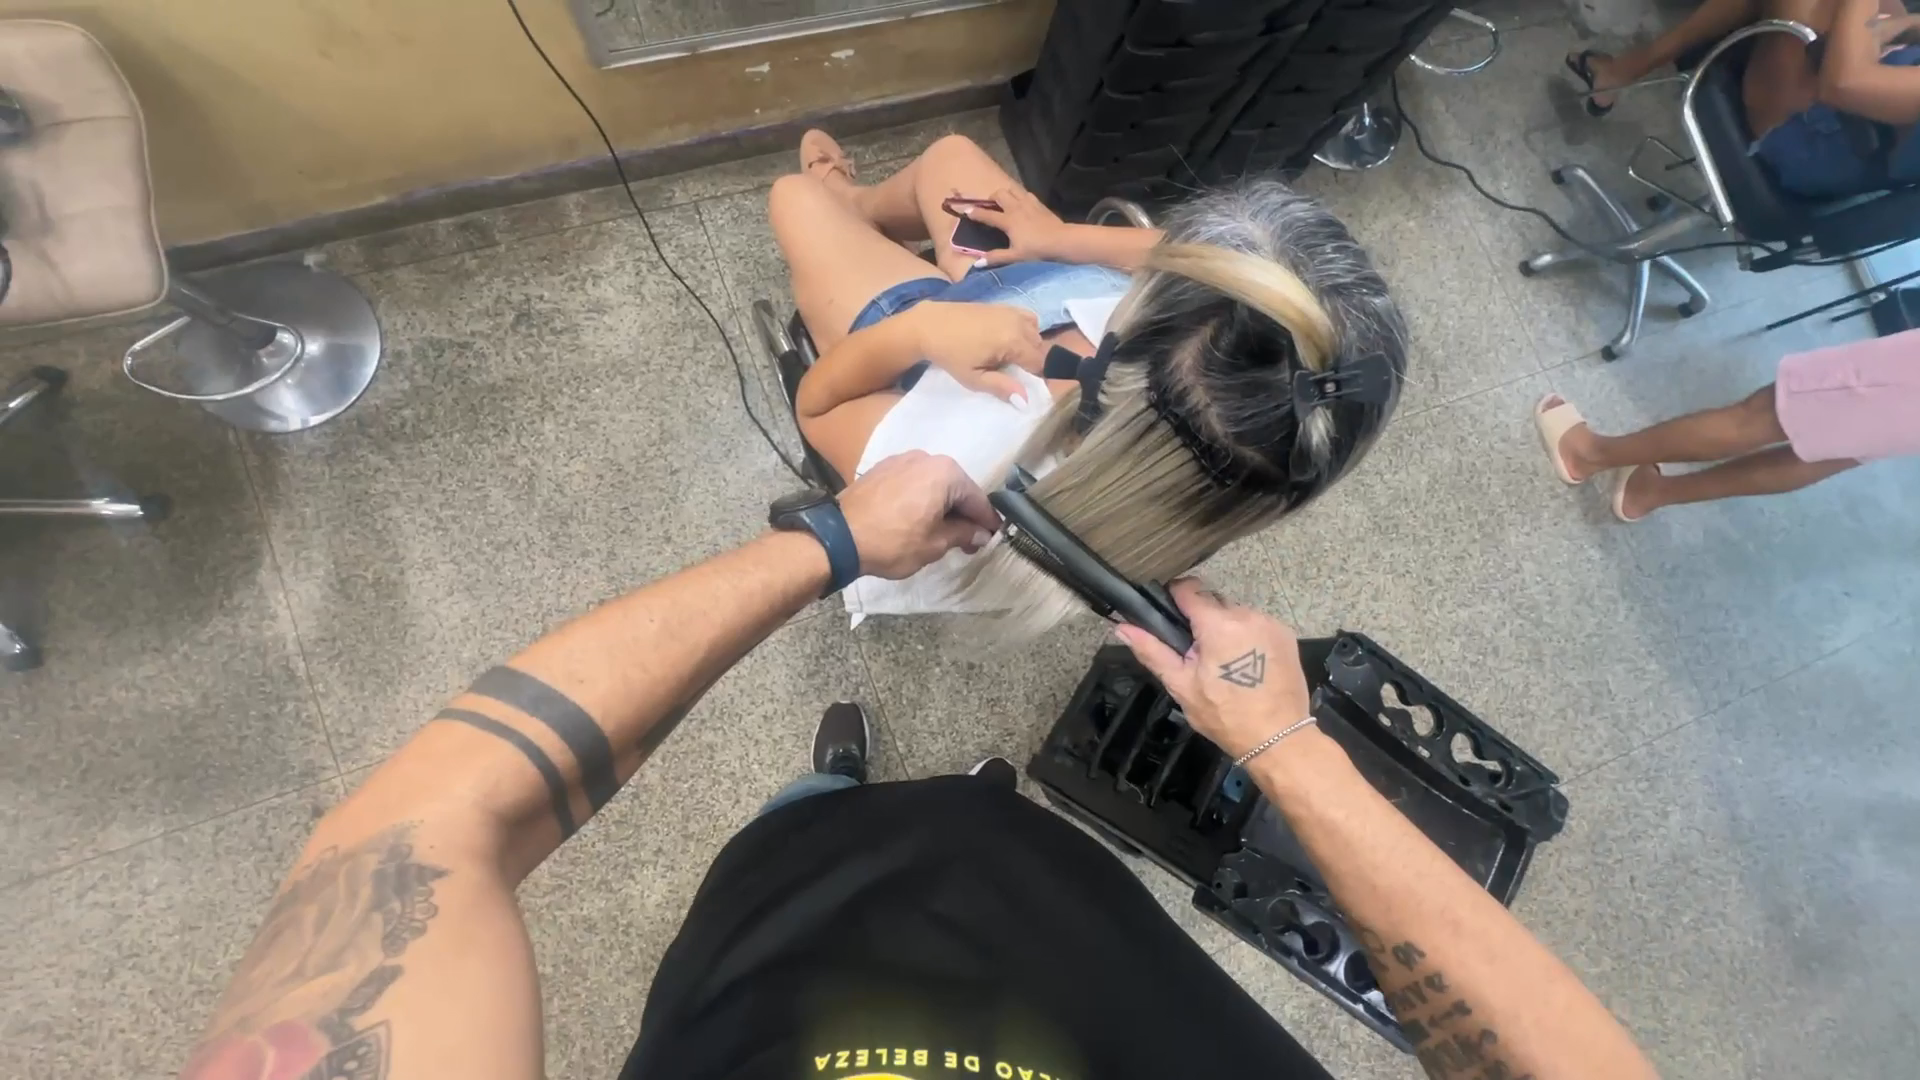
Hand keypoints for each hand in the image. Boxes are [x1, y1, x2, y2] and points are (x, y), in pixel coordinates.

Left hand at [837, 450, 1001, 579]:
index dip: (987, 522)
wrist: (838, 536)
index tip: (993, 537)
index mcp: (945, 473)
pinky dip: (921, 498)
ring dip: (942, 505)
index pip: (977, 499)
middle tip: (968, 541)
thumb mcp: (935, 544)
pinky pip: (913, 482)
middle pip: (956, 488)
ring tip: (942, 532)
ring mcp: (902, 459)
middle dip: (964, 514)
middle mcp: (926, 457)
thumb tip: (980, 533)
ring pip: (934, 484)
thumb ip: (962, 534)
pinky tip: (919, 518)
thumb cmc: (893, 541)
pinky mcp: (883, 468)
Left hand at [907, 301, 1044, 402]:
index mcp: (1012, 341)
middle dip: (1031, 361)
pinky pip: (1027, 317)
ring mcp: (1011, 311)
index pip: (1039, 362)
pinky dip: (1026, 329)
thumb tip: (1025, 401)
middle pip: (1039, 346)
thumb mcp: (974, 378)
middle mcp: (1017, 323)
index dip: (1035, 376)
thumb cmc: (950, 355)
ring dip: (1029, 345)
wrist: (929, 325)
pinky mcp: (1004, 306)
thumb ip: (1001, 387)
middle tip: (1011, 372)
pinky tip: (1009, 338)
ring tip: (1009, 356)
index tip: (1021, 383)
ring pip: (1035, 331)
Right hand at [961, 186, 1068, 267]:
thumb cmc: (1036, 250)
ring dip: (1005, 194)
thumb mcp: (1015, 256)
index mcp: (1008, 221)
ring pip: (1012, 190)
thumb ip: (996, 258)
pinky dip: (1019, 196)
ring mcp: (1028, 203)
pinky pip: (1025, 194)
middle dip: (992, 198)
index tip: (966, 211)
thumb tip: (978, 263)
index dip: (975, 213)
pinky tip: (1021, 205)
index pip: (987, 215)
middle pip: (999, 194)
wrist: (1061, 240)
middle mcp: (1016, 207)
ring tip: (1004, 203)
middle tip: (990, 206)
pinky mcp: (1038, 203)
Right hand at [1113, 579, 1314, 759]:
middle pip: (1212, 602)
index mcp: (1218, 624)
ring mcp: (1270, 623)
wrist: (1277, 738)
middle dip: (1200, 620)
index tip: (1168, 618)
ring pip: (1234, 612)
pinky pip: (1256, 624)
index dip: (1173, 599)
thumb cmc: (1225, 714)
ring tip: (1223, 662)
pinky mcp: (1286, 635)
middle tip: (1197, 654)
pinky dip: (1246, 636)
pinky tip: (1246, 663)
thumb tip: (1122, 628)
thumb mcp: (1181, 684)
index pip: (1188, 589)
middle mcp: (1247, 615)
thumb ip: (1152, 650)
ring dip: (1224, 627)